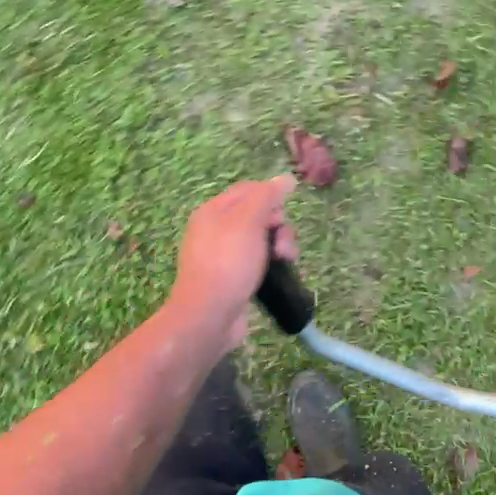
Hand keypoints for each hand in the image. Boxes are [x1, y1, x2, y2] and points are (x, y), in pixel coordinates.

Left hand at [167, 176, 298, 353]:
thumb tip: (285, 178)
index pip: (248, 190)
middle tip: (283, 243)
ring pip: (261, 239)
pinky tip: (279, 273)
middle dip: (278, 225)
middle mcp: (216, 230)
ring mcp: (224, 256)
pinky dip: (271, 263)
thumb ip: (267, 196)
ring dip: (280, 245)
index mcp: (213, 211)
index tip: (284, 212)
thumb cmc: (228, 262)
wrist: (209, 316)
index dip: (271, 196)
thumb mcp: (249, 221)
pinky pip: (258, 261)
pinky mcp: (233, 278)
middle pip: (258, 214)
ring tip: (286, 260)